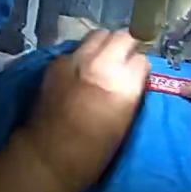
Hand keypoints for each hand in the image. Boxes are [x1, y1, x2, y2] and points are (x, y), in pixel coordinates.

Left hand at [13, 30, 151, 191]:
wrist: (48, 155)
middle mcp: (100, 65)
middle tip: (125, 57)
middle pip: (122, 37)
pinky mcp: (57, 62)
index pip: (142, 60)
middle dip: (127, 45)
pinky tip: (81, 70)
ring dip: (105, 44)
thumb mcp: (124, 122)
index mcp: (122, 85)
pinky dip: (83, 55)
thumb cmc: (93, 151)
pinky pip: (77, 49)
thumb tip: (132, 75)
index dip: (140, 66)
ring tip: (104, 58)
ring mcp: (76, 60)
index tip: (138, 73)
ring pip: (98, 35)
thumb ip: (130, 91)